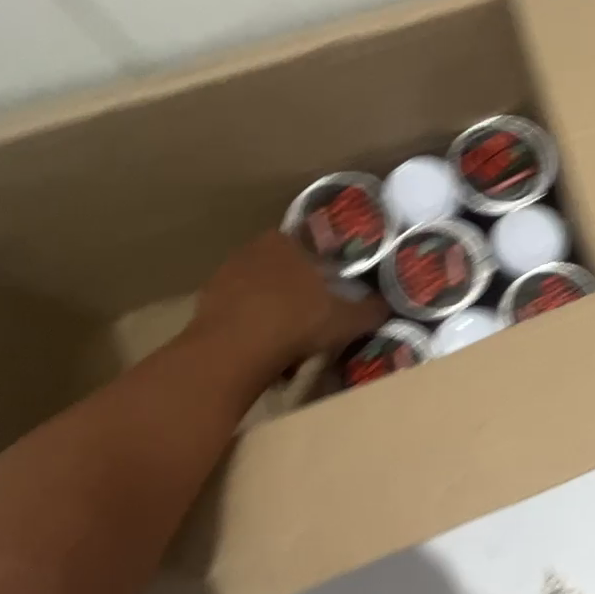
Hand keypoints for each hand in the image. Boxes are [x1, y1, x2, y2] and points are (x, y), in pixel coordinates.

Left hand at [191, 230, 386, 366]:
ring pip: (263, 292)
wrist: (235, 349)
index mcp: (286, 243)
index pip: (312, 248)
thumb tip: (387, 306)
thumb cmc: (298, 321)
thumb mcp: (349, 319)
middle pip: (286, 271)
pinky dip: (256, 327)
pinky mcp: (207, 303)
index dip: (327, 271)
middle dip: (301, 293)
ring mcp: (224, 275)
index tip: (336, 293)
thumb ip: (372, 310)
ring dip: (278, 312)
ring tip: (294, 341)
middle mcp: (252, 250)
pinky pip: (242, 313)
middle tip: (318, 319)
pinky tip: (268, 350)